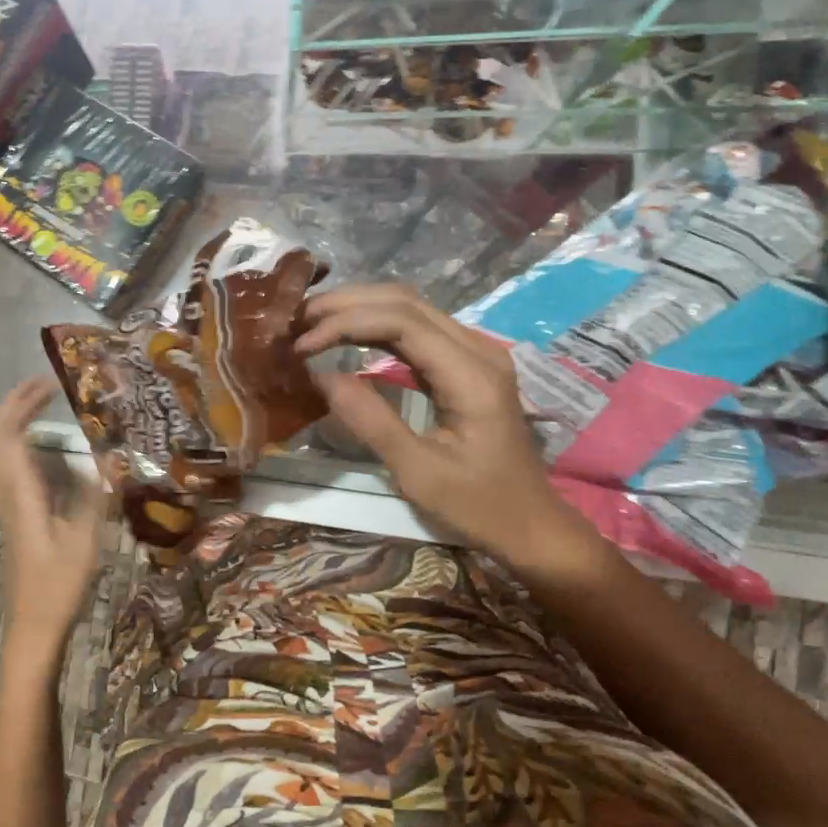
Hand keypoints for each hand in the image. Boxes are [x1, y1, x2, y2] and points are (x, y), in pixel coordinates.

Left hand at [0, 377, 110, 652]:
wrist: (32, 628)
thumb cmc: (58, 588)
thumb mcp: (85, 543)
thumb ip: (95, 498)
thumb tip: (110, 457)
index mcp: (22, 495)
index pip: (10, 436)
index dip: (23, 404)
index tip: (49, 383)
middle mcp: (8, 494)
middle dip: (15, 405)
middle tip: (43, 385)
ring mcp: (8, 506)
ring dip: (14, 423)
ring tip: (41, 405)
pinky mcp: (14, 517)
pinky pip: (8, 468)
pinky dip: (19, 445)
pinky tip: (43, 451)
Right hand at [294, 285, 593, 561]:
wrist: (531, 524)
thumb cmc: (477, 504)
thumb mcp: (418, 472)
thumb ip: (370, 420)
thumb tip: (320, 375)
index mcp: (471, 375)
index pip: (401, 322)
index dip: (346, 323)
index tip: (301, 345)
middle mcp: (478, 350)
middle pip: (404, 302)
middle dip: (346, 305)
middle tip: (296, 321)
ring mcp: (474, 353)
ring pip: (409, 308)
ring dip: (357, 309)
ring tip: (310, 324)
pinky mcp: (464, 364)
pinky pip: (414, 328)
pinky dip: (373, 325)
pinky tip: (343, 336)